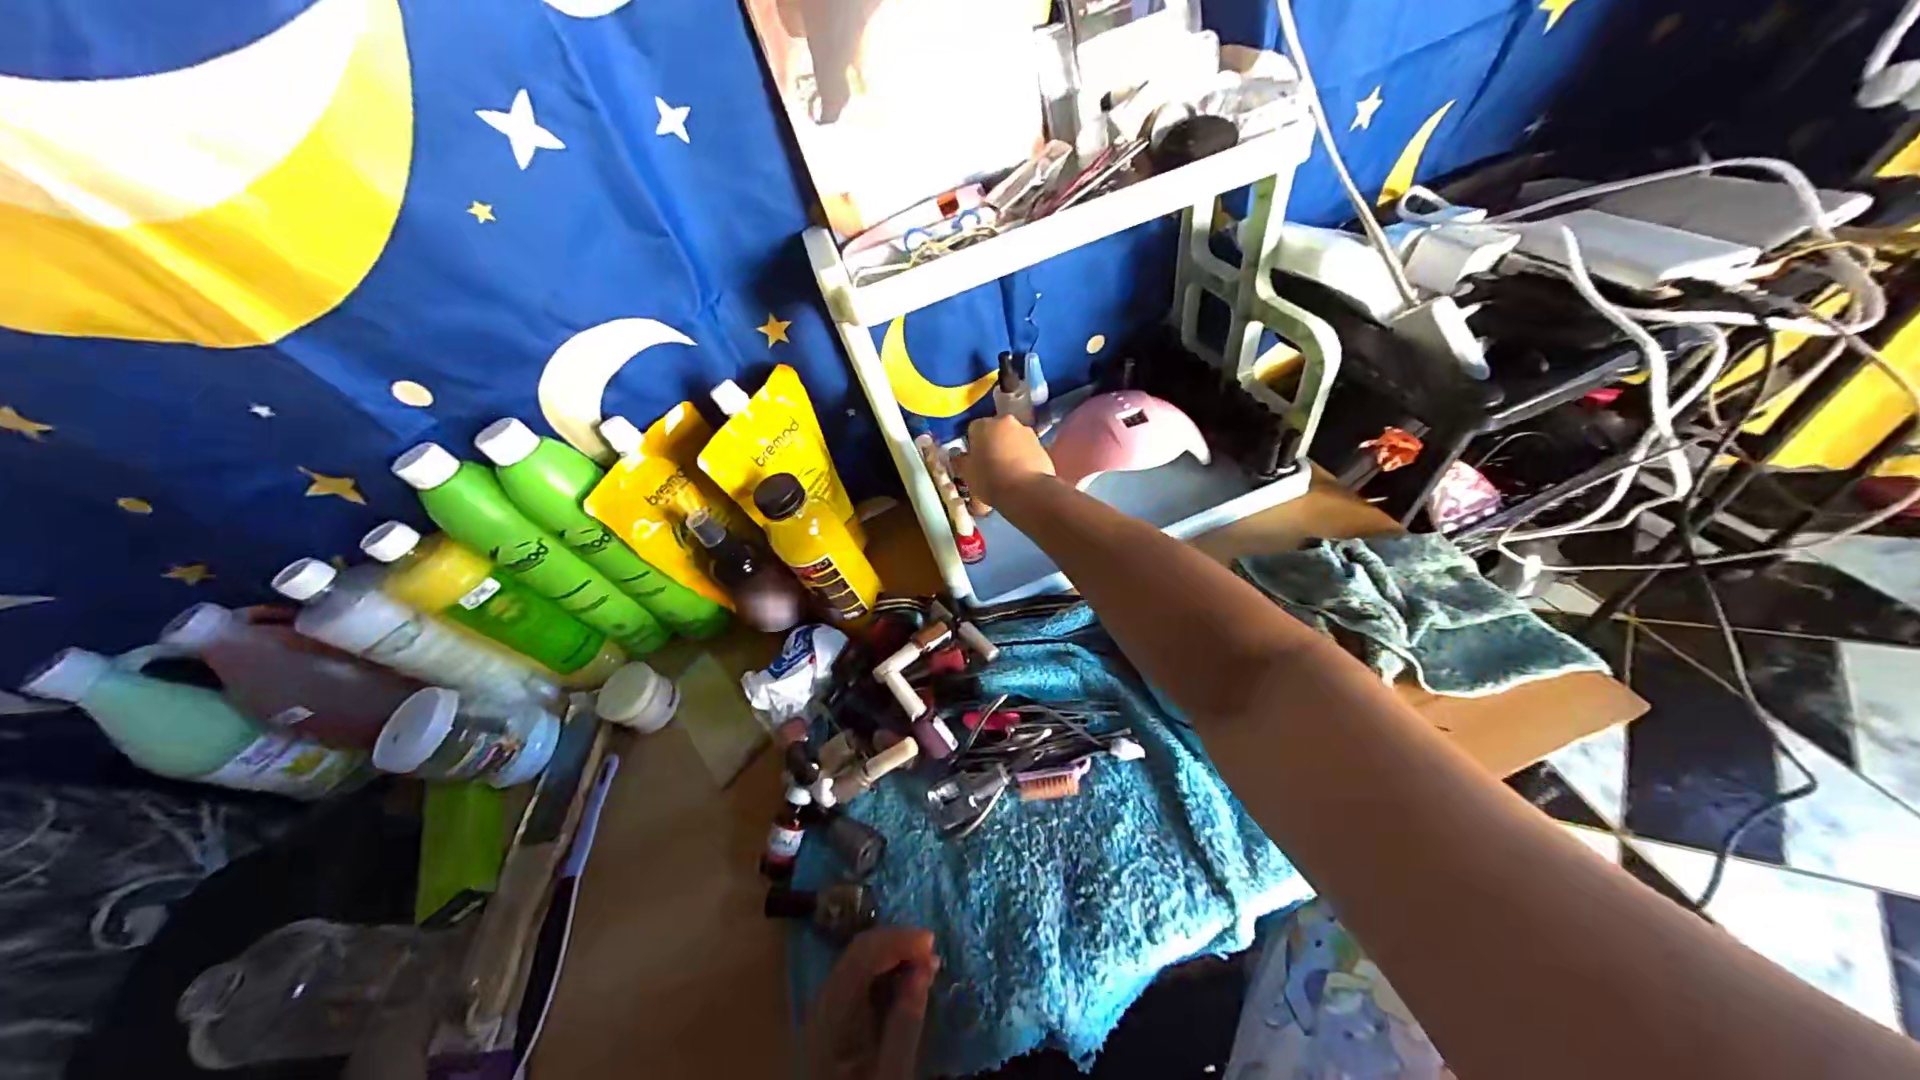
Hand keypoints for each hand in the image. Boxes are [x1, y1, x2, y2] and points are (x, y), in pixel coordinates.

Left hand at [802, 926, 939, 1079]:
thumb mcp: (891, 1076)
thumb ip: (905, 1022)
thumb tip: (923, 967)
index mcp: (829, 1015)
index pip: (861, 955)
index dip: (897, 940)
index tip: (932, 943)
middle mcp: (822, 1006)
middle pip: (858, 954)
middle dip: (897, 944)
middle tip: (932, 952)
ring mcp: (826, 1015)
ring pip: (858, 964)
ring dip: (893, 956)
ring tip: (926, 963)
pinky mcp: (834, 1026)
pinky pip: (859, 984)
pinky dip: (885, 974)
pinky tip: (907, 981)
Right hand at [950, 415, 1054, 513]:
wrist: (1026, 492)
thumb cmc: (990, 479)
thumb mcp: (967, 473)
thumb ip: (960, 460)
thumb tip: (958, 455)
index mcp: (984, 425)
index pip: (973, 429)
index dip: (972, 444)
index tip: (974, 459)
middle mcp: (1007, 422)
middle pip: (995, 431)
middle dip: (992, 443)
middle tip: (990, 463)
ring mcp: (1028, 432)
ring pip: (1013, 438)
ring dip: (1009, 449)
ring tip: (1007, 470)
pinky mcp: (1042, 446)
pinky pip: (1027, 449)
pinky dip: (1023, 457)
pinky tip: (1021, 474)